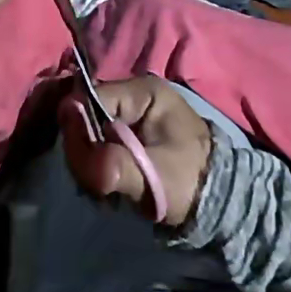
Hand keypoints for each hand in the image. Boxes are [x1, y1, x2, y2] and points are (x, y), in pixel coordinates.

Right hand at [61, 75, 212, 227]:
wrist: (217, 199)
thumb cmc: (189, 180)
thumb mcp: (152, 174)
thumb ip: (111, 164)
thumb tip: (73, 149)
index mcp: (143, 92)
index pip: (89, 100)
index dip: (79, 132)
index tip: (86, 167)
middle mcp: (132, 96)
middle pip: (84, 117)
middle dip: (84, 154)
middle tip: (98, 187)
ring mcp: (129, 116)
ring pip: (87, 135)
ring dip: (89, 165)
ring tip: (105, 192)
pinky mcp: (127, 136)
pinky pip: (97, 147)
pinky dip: (96, 169)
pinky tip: (108, 188)